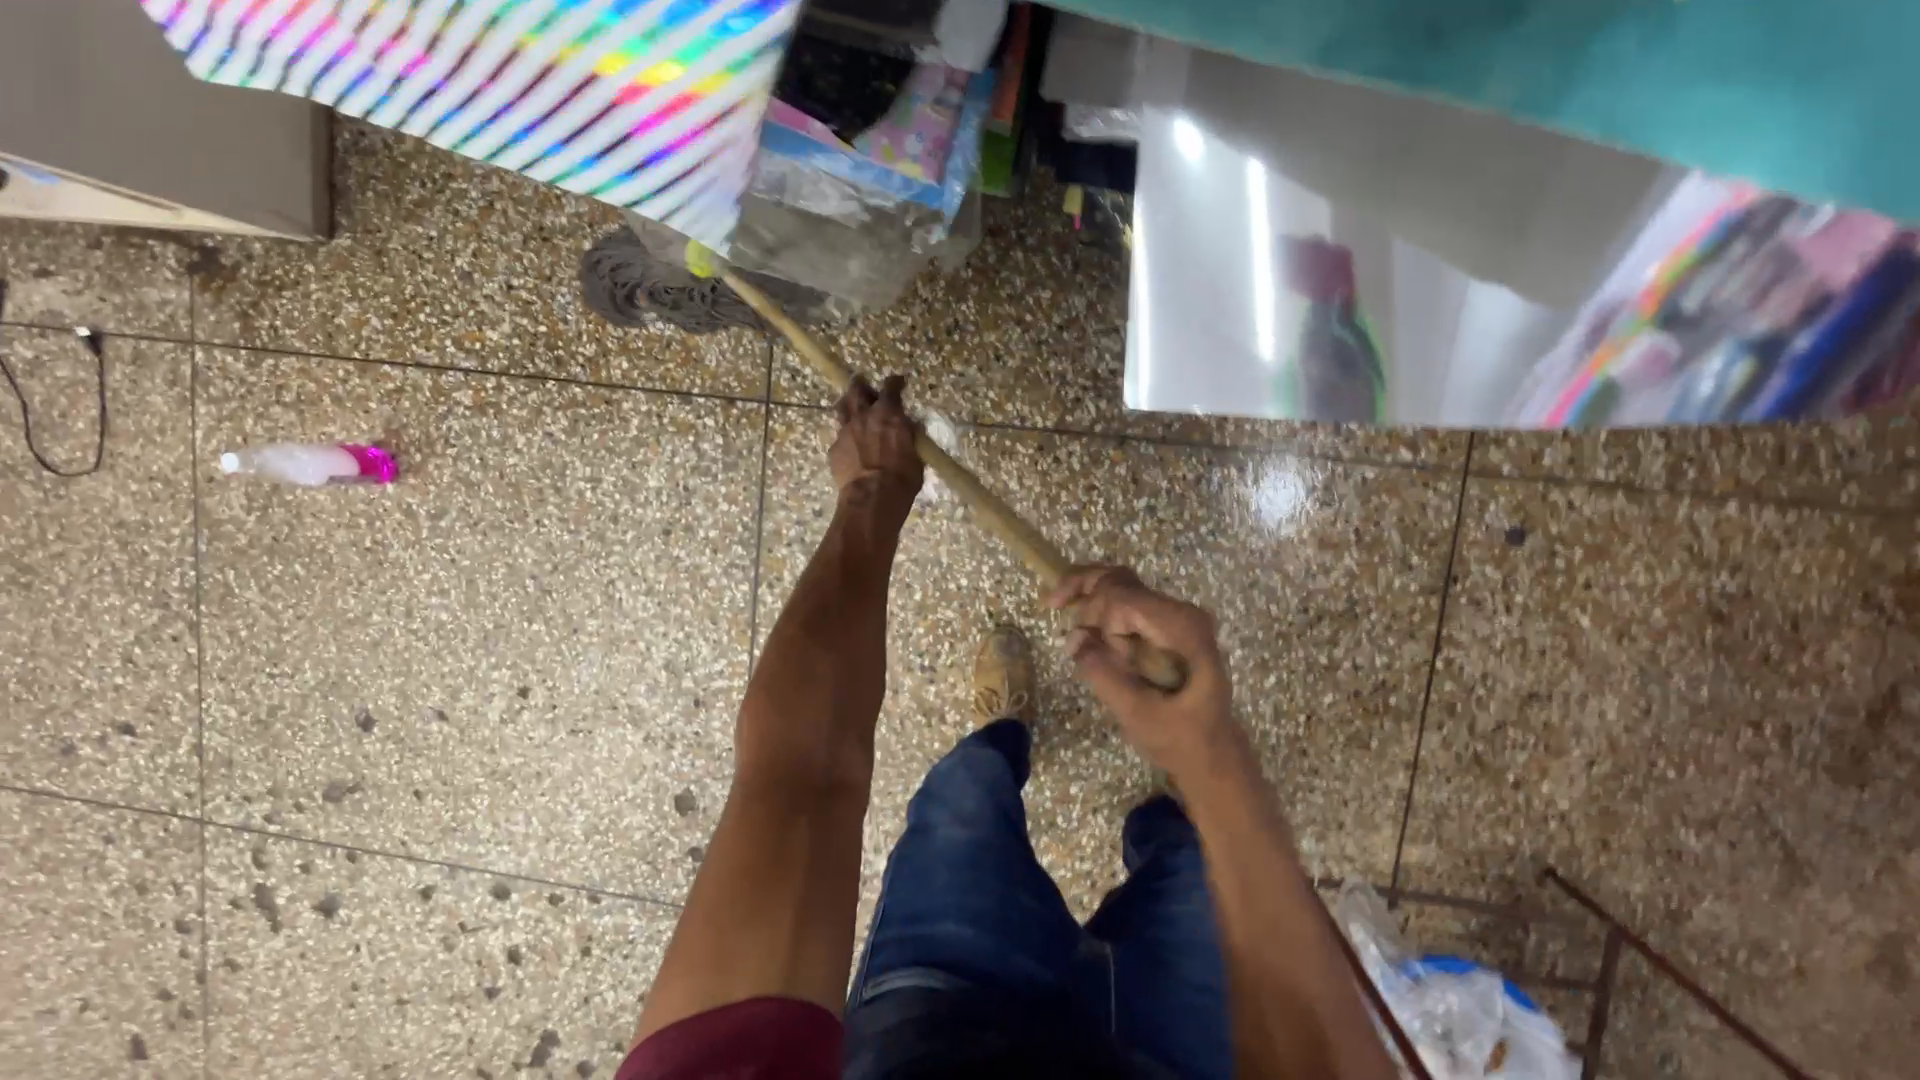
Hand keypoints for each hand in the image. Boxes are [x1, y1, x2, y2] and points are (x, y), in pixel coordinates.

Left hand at [831, 375, 922, 503]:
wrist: (872, 498)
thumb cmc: (902, 478)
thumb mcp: (916, 455)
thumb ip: (909, 437)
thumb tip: (909, 427)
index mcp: (889, 414)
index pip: (891, 387)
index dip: (895, 382)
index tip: (898, 381)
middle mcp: (865, 416)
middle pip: (858, 390)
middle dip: (861, 385)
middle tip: (863, 384)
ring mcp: (846, 431)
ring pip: (842, 408)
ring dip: (847, 404)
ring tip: (849, 405)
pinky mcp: (835, 448)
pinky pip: (839, 435)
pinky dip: (845, 435)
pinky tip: (849, 443)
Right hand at [1047, 566, 1236, 776]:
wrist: (1213, 755)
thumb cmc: (1180, 739)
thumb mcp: (1137, 714)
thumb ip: (1104, 674)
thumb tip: (1073, 639)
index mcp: (1183, 629)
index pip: (1124, 598)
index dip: (1095, 617)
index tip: (1080, 648)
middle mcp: (1182, 612)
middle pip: (1121, 580)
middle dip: (1086, 597)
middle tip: (1054, 612)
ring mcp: (1177, 617)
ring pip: (1122, 586)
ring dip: (1091, 605)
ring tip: (1074, 635)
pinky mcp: (1168, 627)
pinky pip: (1127, 604)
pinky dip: (1102, 613)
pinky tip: (1087, 632)